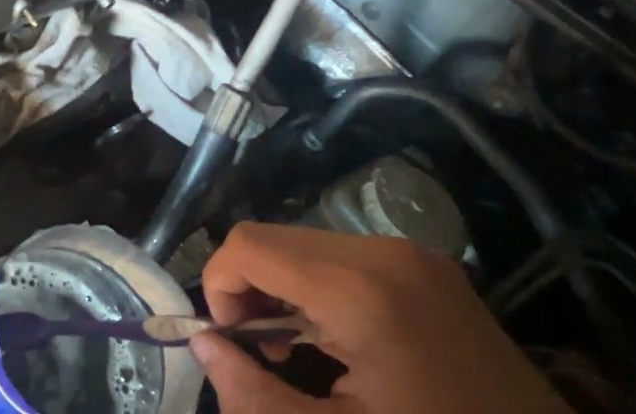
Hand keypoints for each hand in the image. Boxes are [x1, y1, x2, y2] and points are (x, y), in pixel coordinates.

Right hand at [191, 222, 571, 413]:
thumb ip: (254, 396)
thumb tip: (203, 343)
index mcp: (359, 290)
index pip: (248, 246)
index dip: (218, 287)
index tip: (231, 344)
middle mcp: (383, 253)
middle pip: (274, 239)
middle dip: (248, 288)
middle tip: (258, 351)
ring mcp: (414, 257)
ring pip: (307, 245)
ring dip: (282, 287)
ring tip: (294, 347)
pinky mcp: (433, 269)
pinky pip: (347, 257)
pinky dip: (320, 286)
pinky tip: (335, 338)